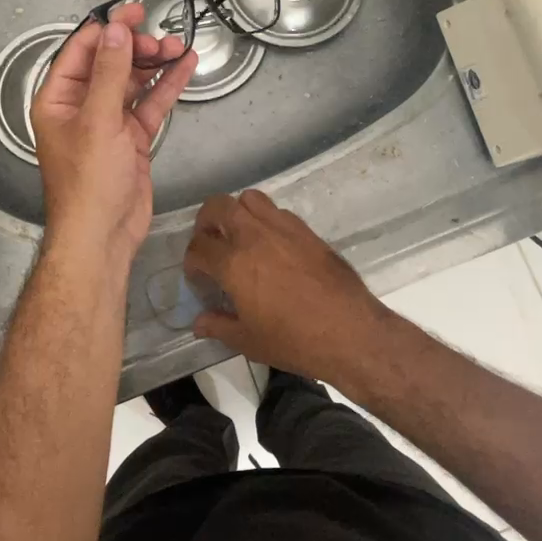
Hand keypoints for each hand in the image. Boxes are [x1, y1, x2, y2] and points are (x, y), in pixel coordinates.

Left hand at [32, 4, 195, 266]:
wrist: (102, 235)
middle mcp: (80, 107)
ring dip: (154, 64)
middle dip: (135, 47)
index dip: (107, 29)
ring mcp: (108, 123)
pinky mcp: (132, 139)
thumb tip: (115, 28)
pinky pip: (149, 105)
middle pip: (109, 64)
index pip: (81, 52)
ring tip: (179, 46)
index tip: (135, 11)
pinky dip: (166, 87)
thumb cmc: (89, 179)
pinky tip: (185, 66)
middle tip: (161, 38)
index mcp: (57, 99)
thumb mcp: (97, 120)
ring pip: (133, 82)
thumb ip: (109, 72)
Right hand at [185, 190, 390, 386]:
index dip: (192, 261)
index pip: (198, 247)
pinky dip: (266, 220)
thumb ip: (218, 326)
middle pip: (217, 206)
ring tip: (240, 236)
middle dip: (206, 222)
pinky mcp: (307, 231)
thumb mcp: (248, 341)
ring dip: (237, 212)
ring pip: (249, 199)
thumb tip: (199, 323)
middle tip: (210, 244)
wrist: (350, 332)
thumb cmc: (294, 341)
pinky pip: (278, 211)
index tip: (198, 277)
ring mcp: (282, 228)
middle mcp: (254, 236)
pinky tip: (271, 245)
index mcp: (234, 263)